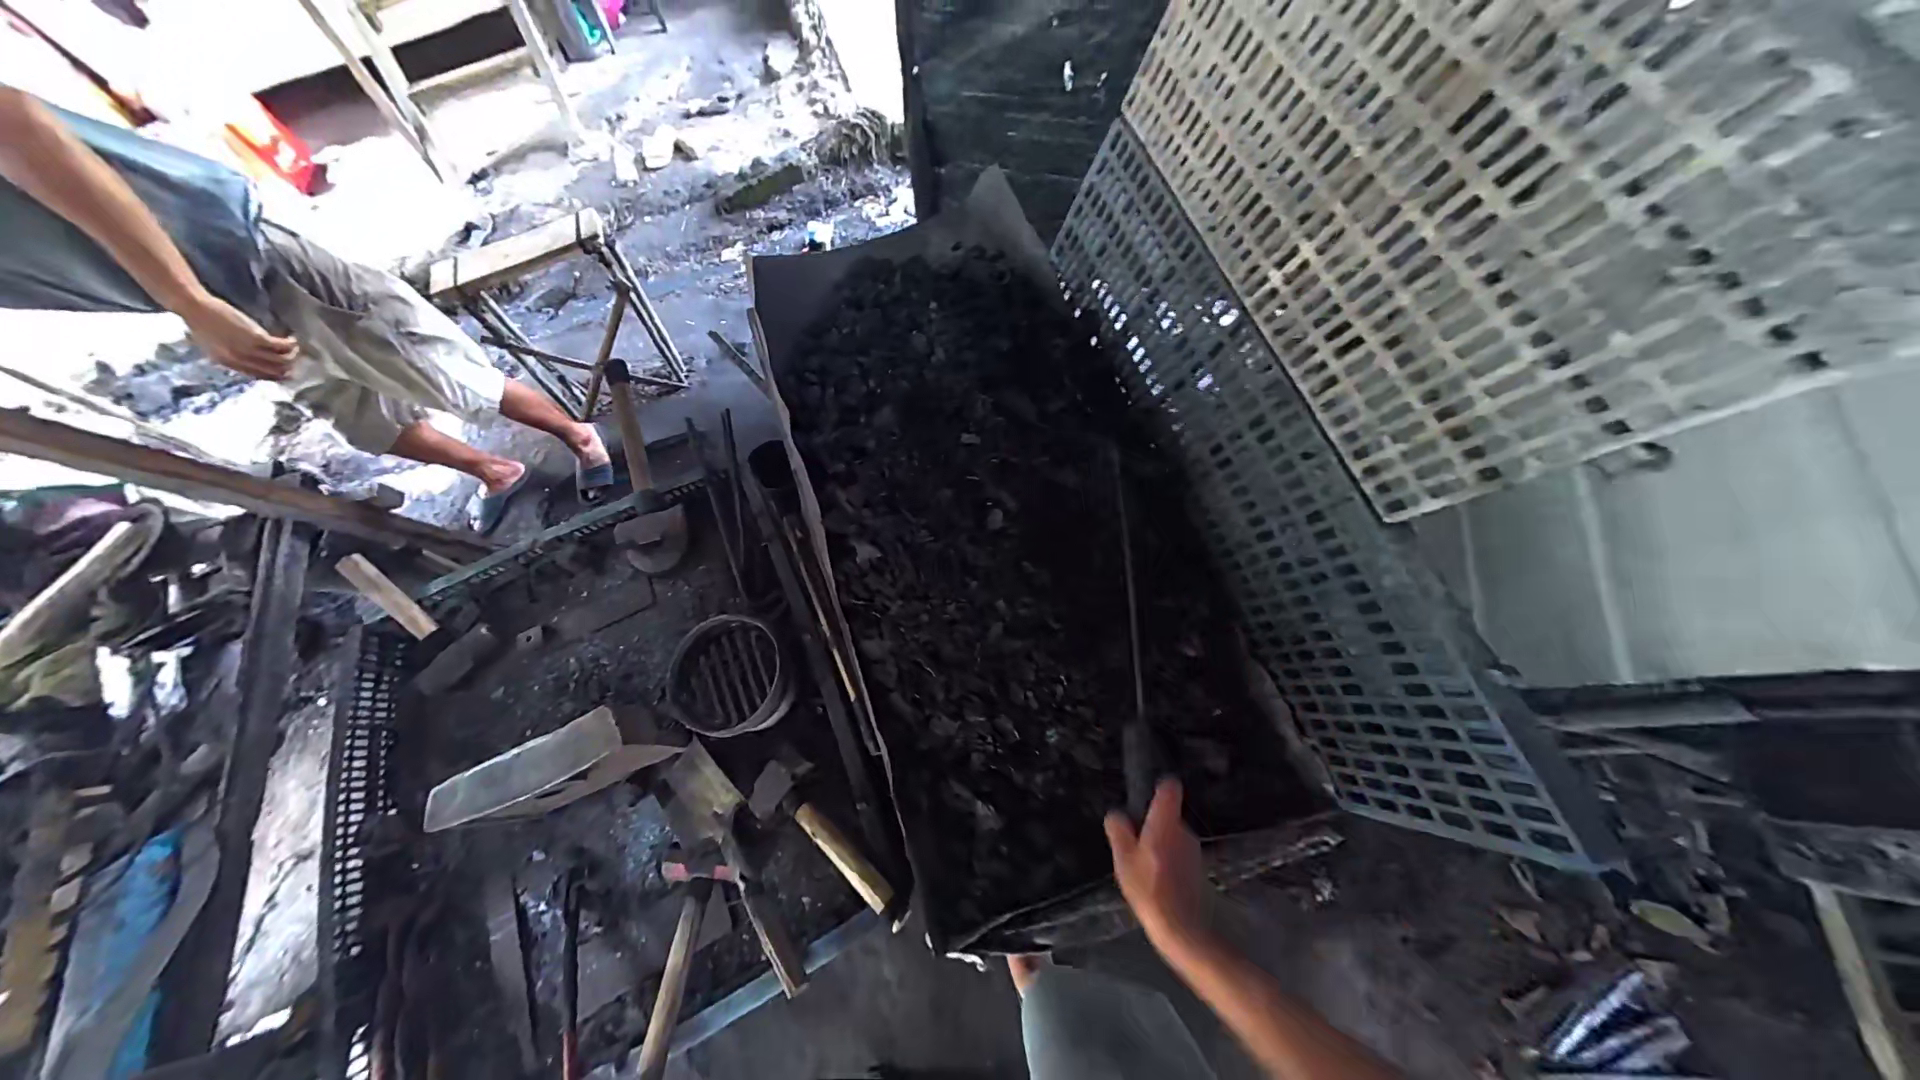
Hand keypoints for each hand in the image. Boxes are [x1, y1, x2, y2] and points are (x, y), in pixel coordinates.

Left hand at [180, 293, 296, 379]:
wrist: (193, 307)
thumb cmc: (200, 324)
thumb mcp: (214, 347)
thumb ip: (233, 356)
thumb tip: (255, 362)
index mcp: (229, 364)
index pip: (262, 376)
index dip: (278, 375)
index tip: (287, 369)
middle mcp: (241, 360)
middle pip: (276, 370)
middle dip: (289, 366)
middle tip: (293, 358)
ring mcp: (248, 349)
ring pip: (283, 360)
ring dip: (293, 354)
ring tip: (294, 347)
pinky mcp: (256, 337)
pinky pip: (282, 346)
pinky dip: (291, 343)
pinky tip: (292, 339)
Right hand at [1105, 778, 1213, 956]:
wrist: (1182, 930)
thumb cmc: (1149, 889)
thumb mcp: (1123, 859)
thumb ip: (1119, 830)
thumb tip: (1117, 815)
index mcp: (1166, 822)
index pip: (1169, 788)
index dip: (1158, 786)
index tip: (1145, 795)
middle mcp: (1184, 831)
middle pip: (1167, 815)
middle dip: (1152, 825)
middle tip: (1134, 846)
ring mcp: (1194, 851)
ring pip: (1173, 837)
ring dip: (1160, 846)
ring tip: (1144, 869)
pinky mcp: (1199, 870)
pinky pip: (1179, 855)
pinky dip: (1169, 862)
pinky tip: (1158, 883)